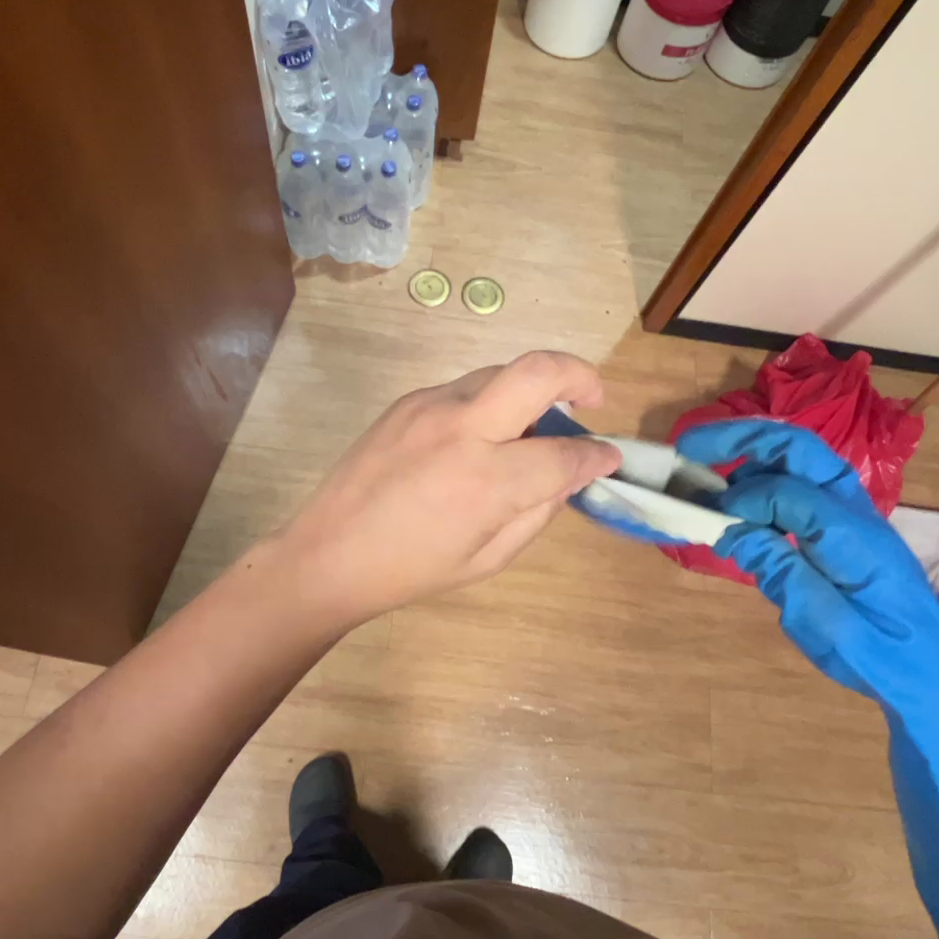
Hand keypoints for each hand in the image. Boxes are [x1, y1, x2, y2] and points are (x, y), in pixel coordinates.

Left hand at [272, 352, 621, 624]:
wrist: (329, 551)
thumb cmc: (412, 568)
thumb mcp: (489, 557)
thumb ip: (539, 510)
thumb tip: (572, 472)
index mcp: (486, 481)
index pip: (564, 453)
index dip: (598, 455)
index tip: (609, 458)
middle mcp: (462, 428)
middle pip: (538, 370)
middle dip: (580, 375)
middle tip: (593, 398)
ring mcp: (431, 405)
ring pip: (502, 373)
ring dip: (531, 390)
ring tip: (531, 429)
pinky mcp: (408, 400)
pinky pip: (466, 390)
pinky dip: (491, 404)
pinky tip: (480, 439)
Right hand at [675, 418, 938, 709]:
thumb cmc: (884, 661)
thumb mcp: (827, 629)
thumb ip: (780, 574)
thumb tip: (730, 530)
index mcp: (854, 537)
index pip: (786, 492)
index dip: (741, 501)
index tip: (710, 525)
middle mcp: (856, 511)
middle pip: (798, 448)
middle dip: (741, 438)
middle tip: (689, 447)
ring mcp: (855, 514)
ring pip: (801, 459)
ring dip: (752, 458)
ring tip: (710, 478)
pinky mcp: (847, 526)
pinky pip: (804, 483)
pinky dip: (765, 479)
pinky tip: (741, 505)